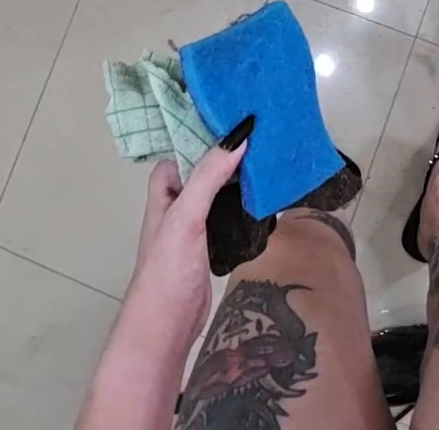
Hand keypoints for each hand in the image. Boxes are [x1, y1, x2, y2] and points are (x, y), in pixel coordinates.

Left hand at [121, 118, 251, 344]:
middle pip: (208, 163)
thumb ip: (208, 175)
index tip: (242, 112)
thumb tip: (239, 136)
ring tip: (273, 155)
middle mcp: (179, 199)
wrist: (167, 327)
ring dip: (242, 175)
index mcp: (165, 186)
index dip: (210, 127)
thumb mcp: (186, 215)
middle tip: (266, 131)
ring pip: (222, 187)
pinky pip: (232, 210)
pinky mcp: (213, 240)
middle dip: (232, 150)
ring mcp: (196, 220)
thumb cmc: (168, 268)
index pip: (188, 143)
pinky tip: (268, 193)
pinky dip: (247, 200)